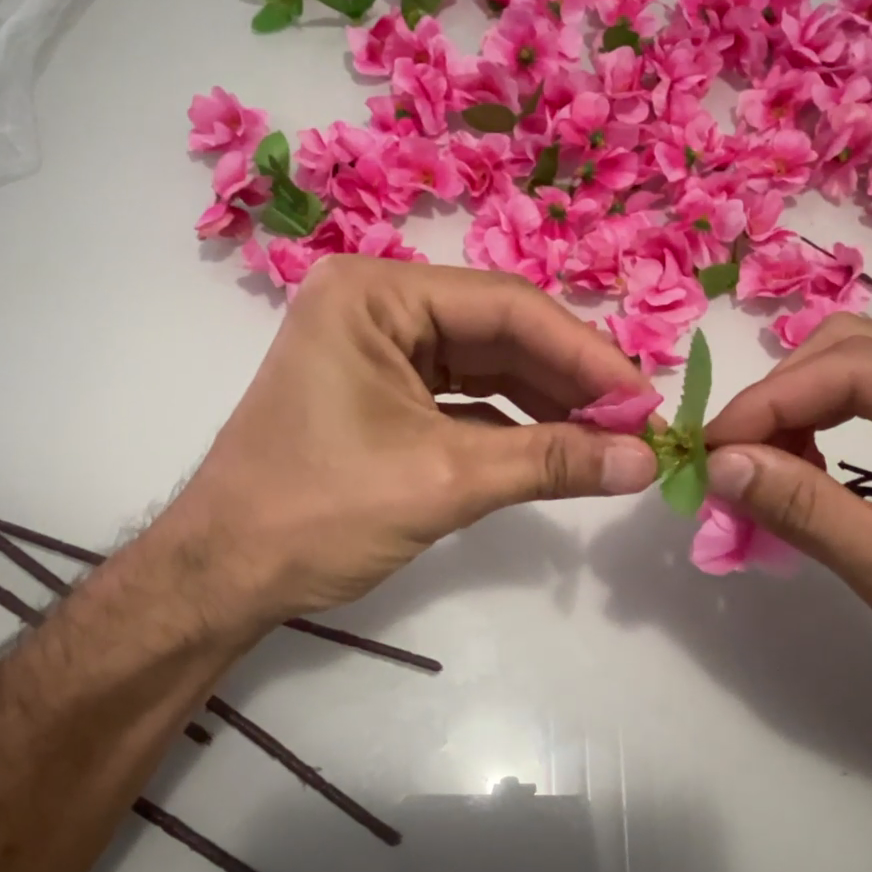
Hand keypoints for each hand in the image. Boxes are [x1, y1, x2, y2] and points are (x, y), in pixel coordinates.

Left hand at [154, 257, 658, 634]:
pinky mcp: (381, 398)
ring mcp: (377, 352)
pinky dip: (510, 427)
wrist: (224, 577)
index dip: (586, 356)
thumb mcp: (444, 481)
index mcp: (376, 294)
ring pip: (485, 369)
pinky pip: (462, 401)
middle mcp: (376, 307)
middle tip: (636, 428)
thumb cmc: (319, 513)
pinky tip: (559, 451)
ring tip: (610, 442)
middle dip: (570, 383)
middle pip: (500, 334)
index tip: (647, 403)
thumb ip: (550, 462)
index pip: (508, 308)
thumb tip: (645, 462)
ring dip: (547, 406)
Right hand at [703, 313, 871, 737]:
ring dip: (798, 407)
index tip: (709, 450)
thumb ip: (807, 512)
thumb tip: (718, 464)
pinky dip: (826, 424)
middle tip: (729, 460)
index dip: (772, 401)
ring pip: (866, 367)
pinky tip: (801, 467)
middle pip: (860, 349)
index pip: (861, 371)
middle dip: (781, 397)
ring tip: (758, 467)